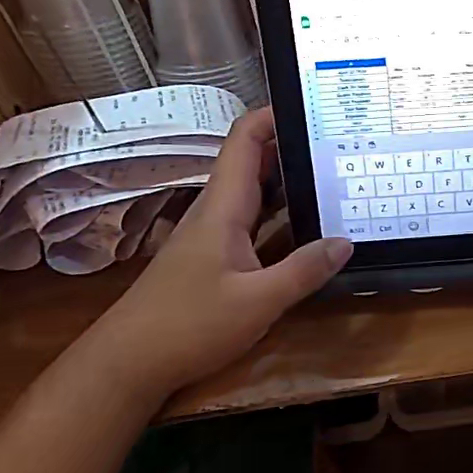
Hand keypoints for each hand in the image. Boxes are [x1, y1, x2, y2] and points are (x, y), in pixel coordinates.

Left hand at [83, 108, 351, 401]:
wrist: (127, 363)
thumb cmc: (188, 325)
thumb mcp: (258, 302)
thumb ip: (304, 271)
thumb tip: (345, 242)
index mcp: (223, 207)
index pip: (245, 140)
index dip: (273, 114)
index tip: (313, 108)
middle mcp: (217, 212)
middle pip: (254, 162)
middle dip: (293, 146)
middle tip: (338, 144)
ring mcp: (212, 235)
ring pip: (254, 193)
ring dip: (288, 181)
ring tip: (332, 176)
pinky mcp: (213, 258)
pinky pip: (252, 221)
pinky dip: (280, 215)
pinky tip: (306, 227)